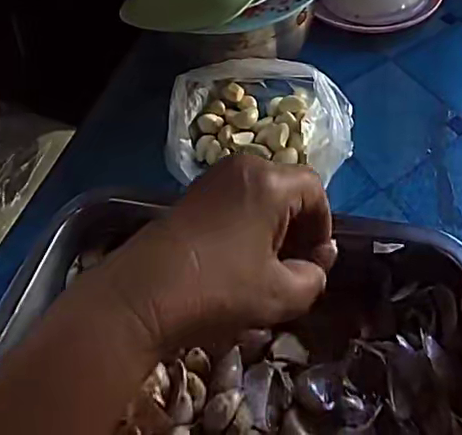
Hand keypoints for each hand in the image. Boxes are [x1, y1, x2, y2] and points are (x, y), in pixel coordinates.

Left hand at [85, 155, 337, 352]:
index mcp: (270, 181)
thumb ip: (313, 277)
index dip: (322, 226)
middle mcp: (245, 166)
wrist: (139, 295)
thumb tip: (321, 259)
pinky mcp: (194, 192)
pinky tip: (235, 260)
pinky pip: (237, 198)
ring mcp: (216, 176)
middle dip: (297, 227)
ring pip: (262, 194)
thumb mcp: (277, 295)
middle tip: (292, 269)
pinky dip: (246, 223)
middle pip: (288, 188)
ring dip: (272, 226)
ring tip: (263, 268)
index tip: (315, 263)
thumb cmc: (216, 289)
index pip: (315, 190)